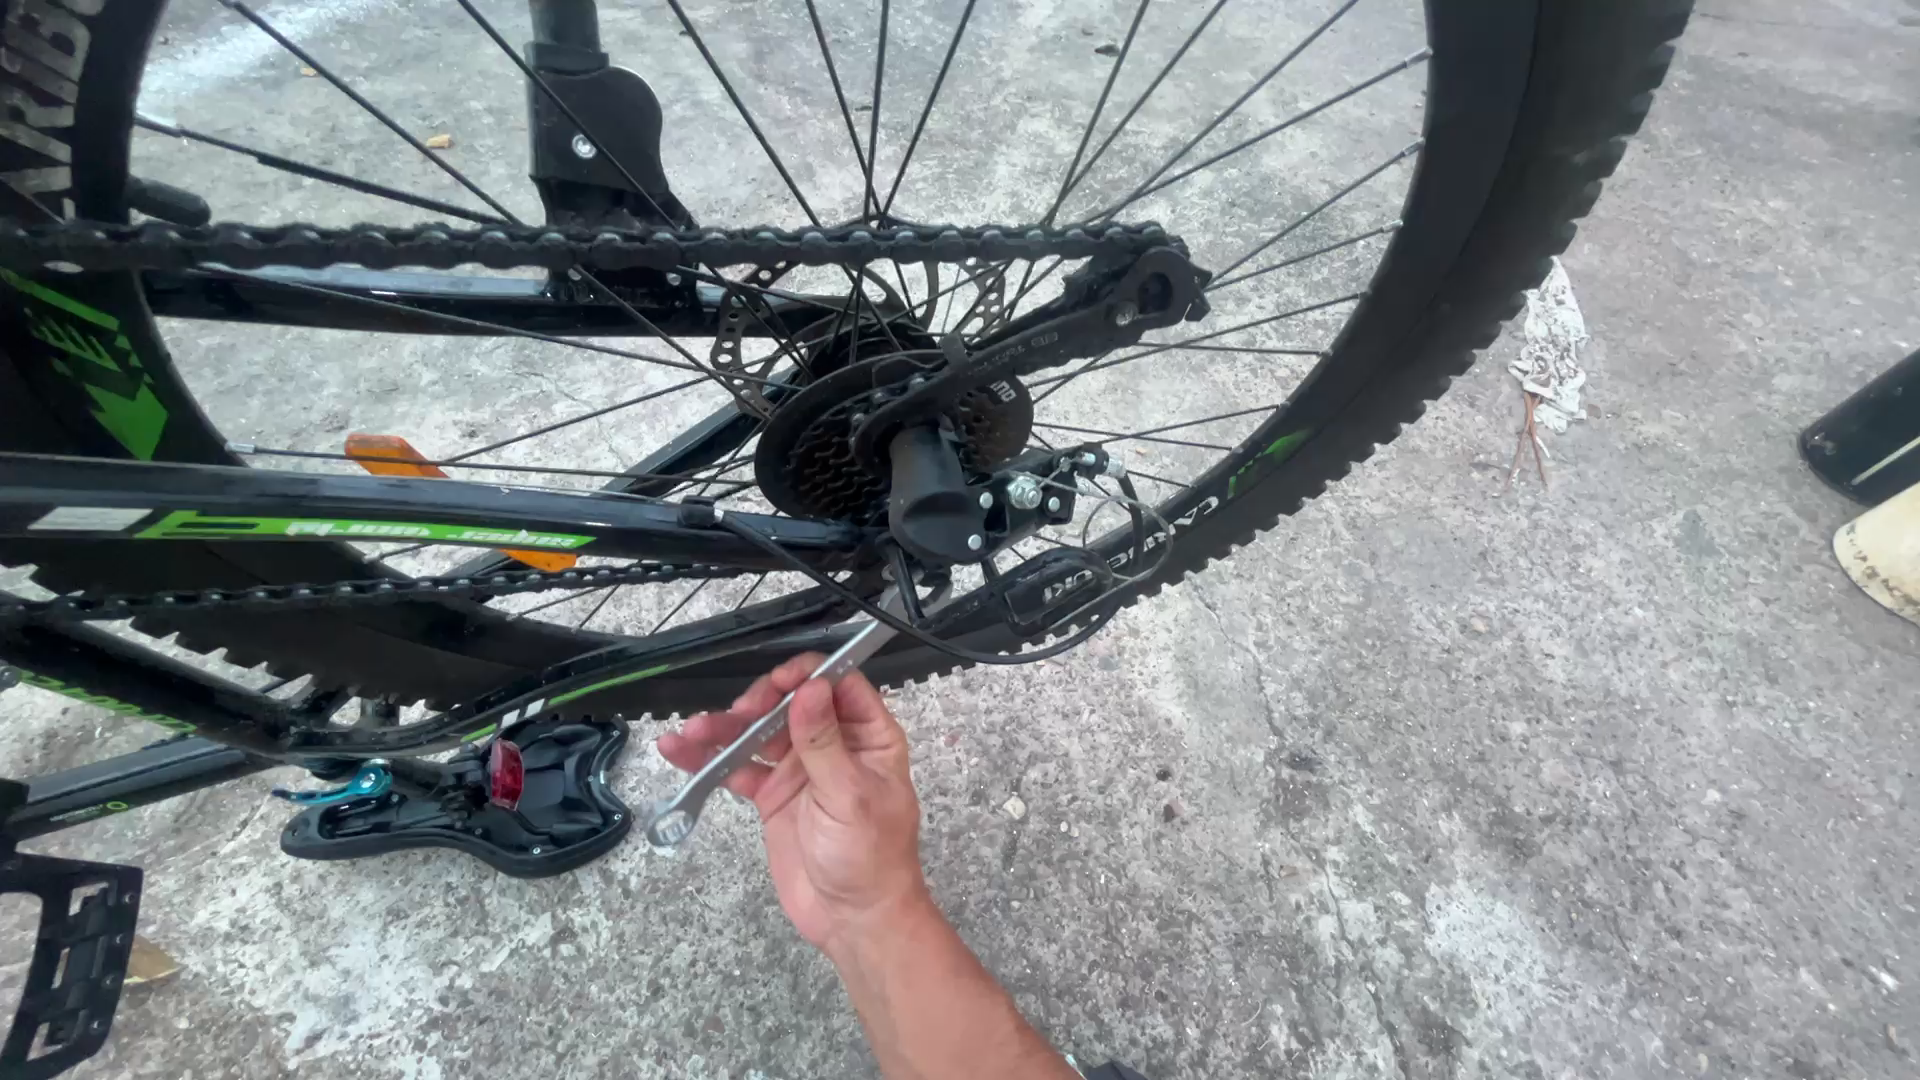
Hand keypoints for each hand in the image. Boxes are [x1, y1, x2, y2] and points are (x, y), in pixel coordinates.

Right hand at [657, 654, 928, 951]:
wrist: (853, 918)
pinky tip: (682, 750)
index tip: (779, 681)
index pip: (839, 686)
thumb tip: (811, 688)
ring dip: (726, 728)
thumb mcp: (850, 795)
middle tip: (740, 714)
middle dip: (762, 701)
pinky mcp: (773, 794)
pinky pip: (740, 768)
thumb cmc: (871, 856)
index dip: (809, 675)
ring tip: (693, 730)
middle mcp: (834, 743)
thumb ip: (824, 742)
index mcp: (868, 736)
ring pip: (760, 733)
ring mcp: (800, 768)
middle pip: (793, 703)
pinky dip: (711, 760)